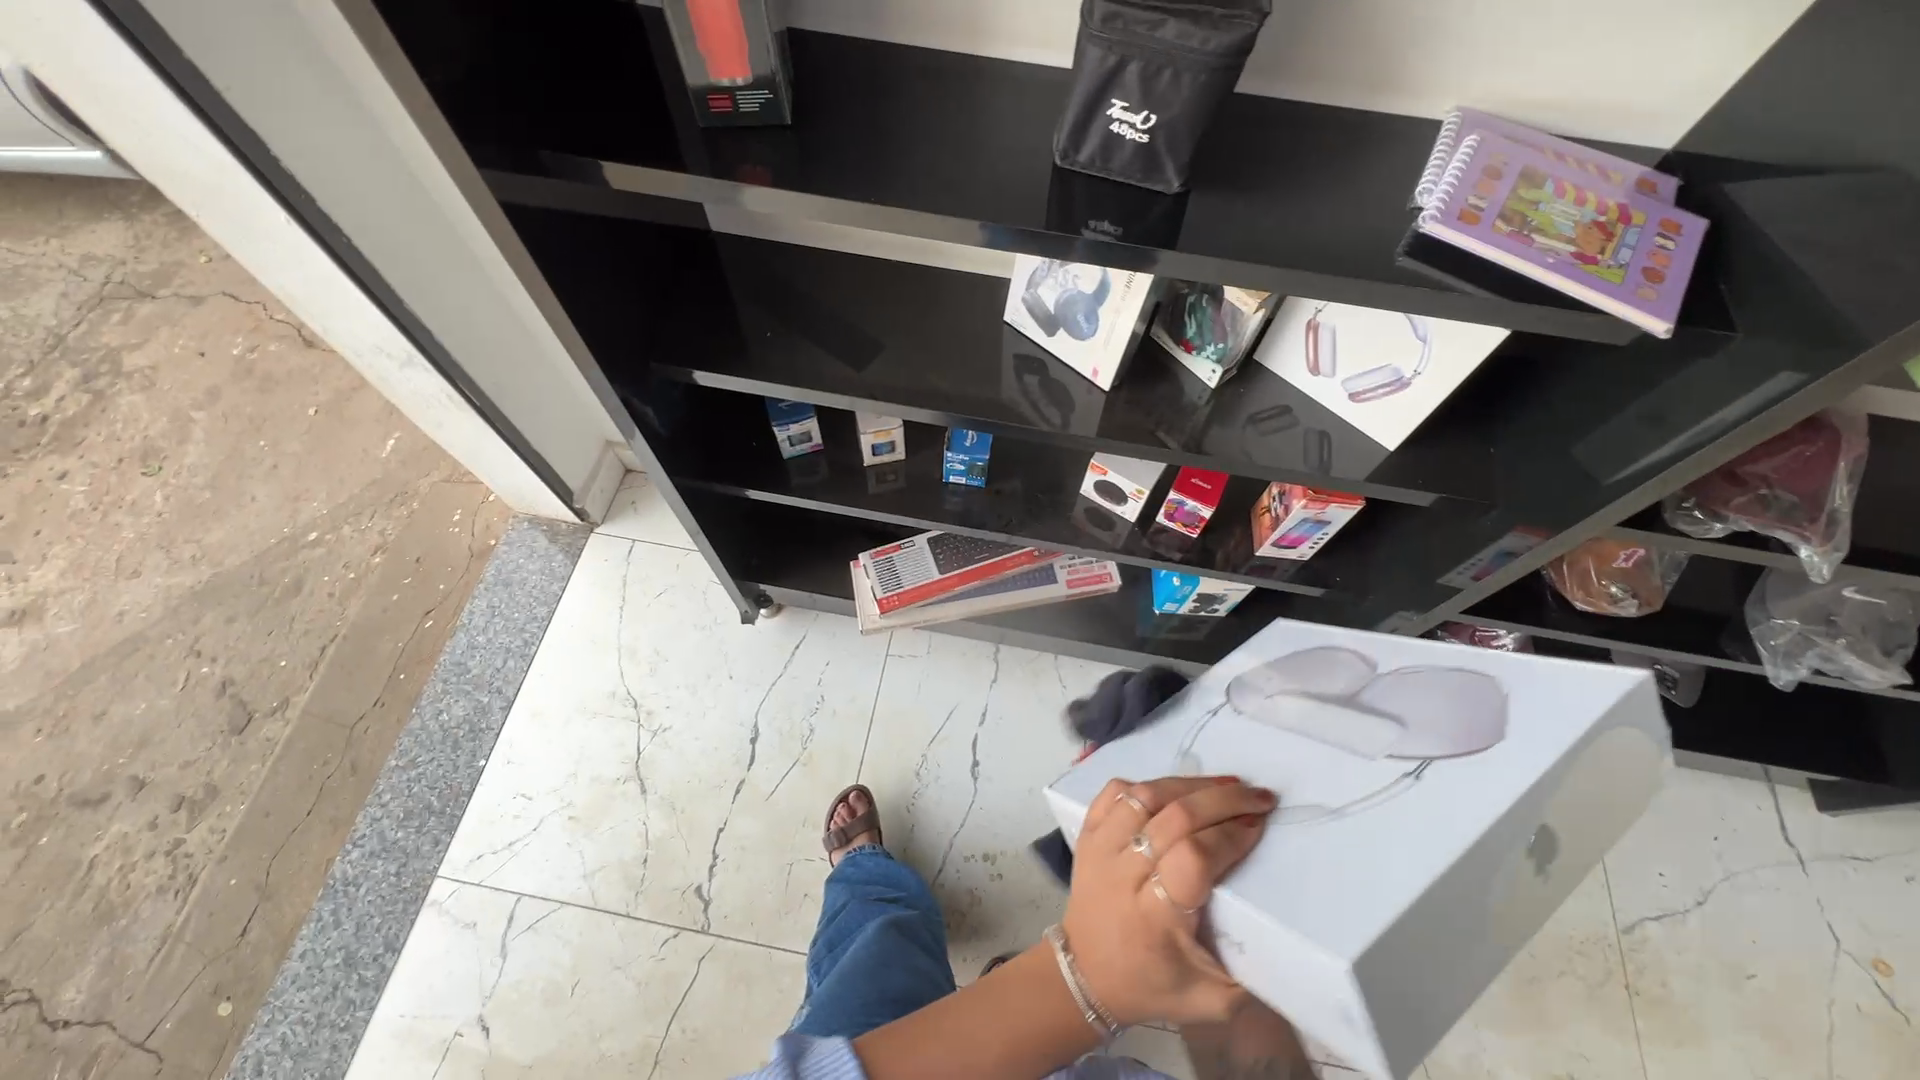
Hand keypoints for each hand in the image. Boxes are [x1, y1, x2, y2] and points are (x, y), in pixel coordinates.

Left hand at [1061, 776, 1276, 1027]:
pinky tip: (1177, 789)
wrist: (1085, 975)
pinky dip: (1147, 784)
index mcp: (1154, 917)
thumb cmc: (1152, 985)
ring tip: (1226, 785)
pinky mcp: (1086, 835)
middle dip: (1222, 800)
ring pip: (1143, 797)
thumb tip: (1289, 941)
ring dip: (1188, 784)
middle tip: (1258, 797)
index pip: (1192, 857)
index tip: (1258, 827)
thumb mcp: (1210, 1001)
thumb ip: (1251, 977)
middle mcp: (1122, 874)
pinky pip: (1113, 792)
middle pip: (1172, 817)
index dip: (1228, 836)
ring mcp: (1099, 849)